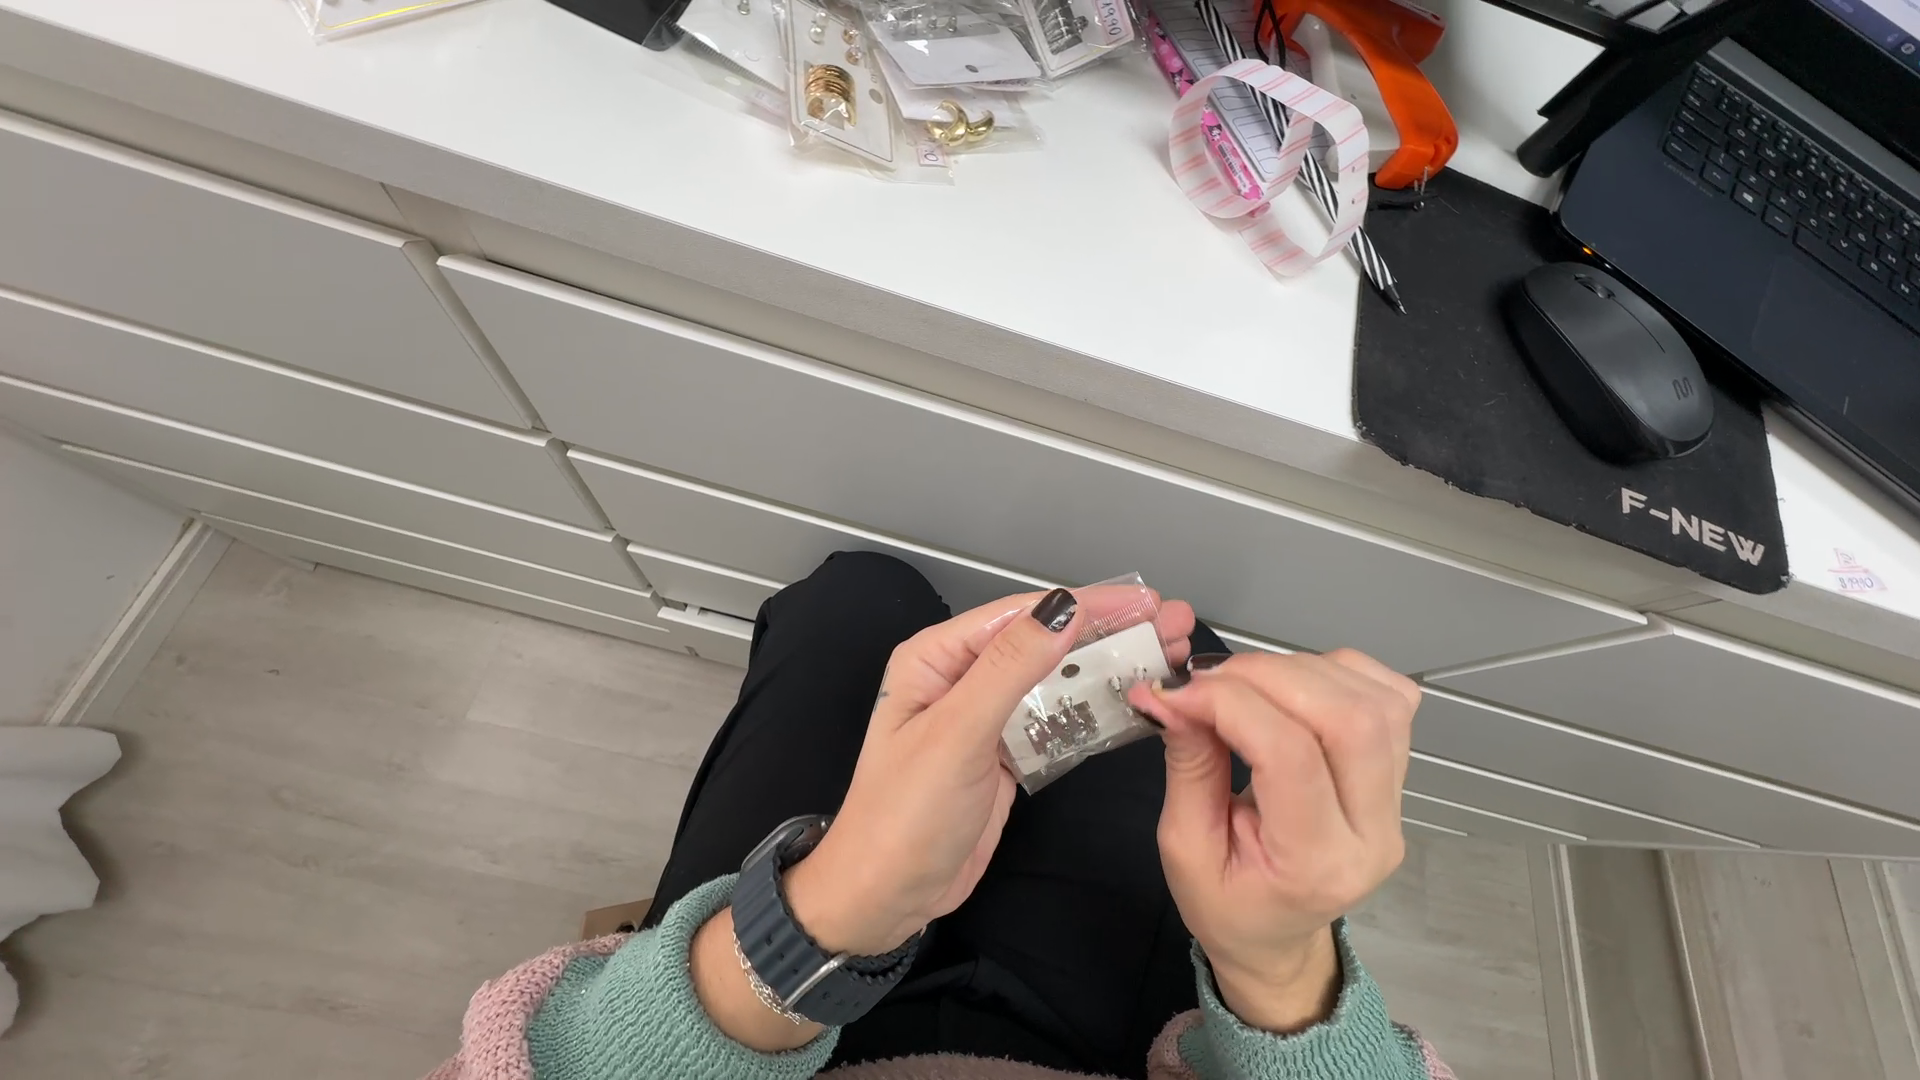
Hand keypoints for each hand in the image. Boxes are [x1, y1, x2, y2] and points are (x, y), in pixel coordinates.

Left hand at [789, 586, 1196, 956]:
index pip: (1020, 615)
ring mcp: (987, 715)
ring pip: (1055, 679)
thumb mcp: (956, 734)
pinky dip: (1094, 711)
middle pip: (1044, 642)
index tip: (1143, 601)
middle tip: (1169, 623)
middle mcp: (963, 676)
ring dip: (1108, 668)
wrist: (887, 896)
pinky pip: (1056, 720)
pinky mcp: (1007, 751)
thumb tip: (1062, 608)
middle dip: (1106, 631)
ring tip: (1166, 655)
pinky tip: (1135, 700)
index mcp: (937, 657)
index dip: (1084, 604)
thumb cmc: (906, 814)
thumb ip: (1009, 668)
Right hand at [1128, 650, 1418, 1033]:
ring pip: (1373, 699)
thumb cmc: (1225, 902)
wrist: (1277, 935)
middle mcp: (1373, 830)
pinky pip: (1391, 696)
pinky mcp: (1400, 774)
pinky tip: (1293, 684)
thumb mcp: (1183, 846)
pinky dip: (1339, 671)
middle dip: (1266, 675)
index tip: (1175, 693)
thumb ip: (1187, 765)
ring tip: (1244, 683)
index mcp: (1315, 863)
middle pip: (1347, 718)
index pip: (1288, 755)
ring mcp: (1398, 801)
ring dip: (1298, 669)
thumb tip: (1170, 694)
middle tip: (1210, 680)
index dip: (1227, 704)